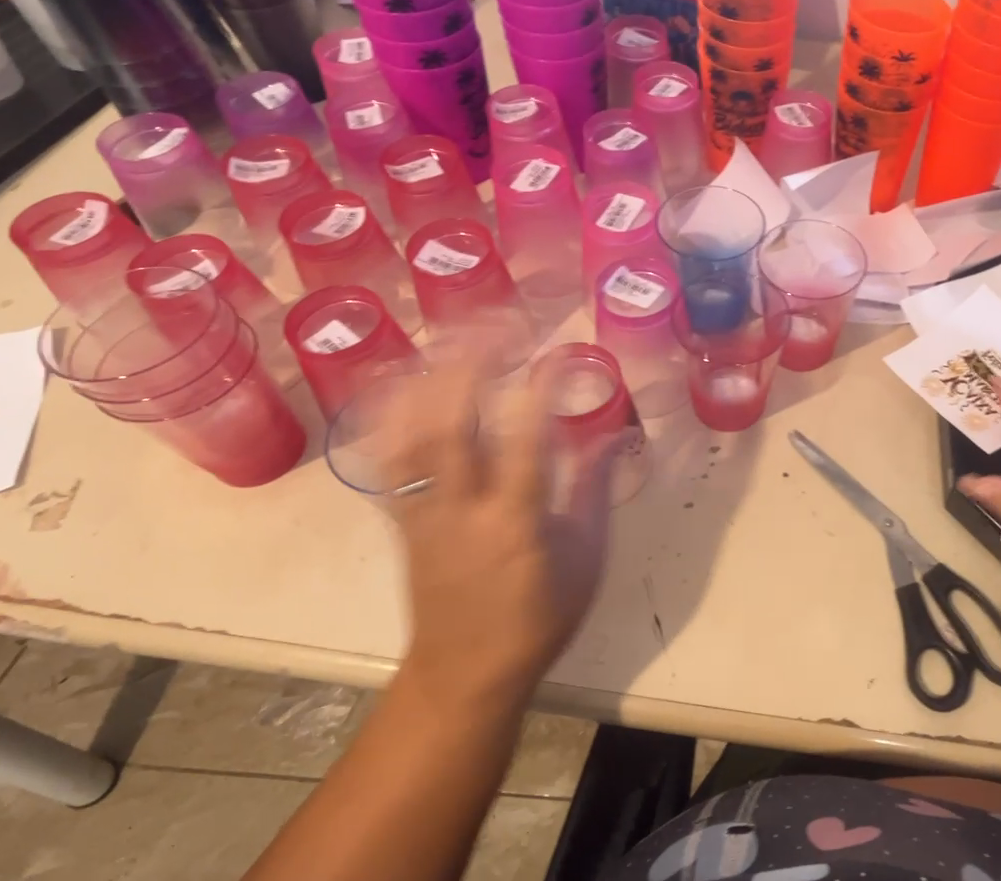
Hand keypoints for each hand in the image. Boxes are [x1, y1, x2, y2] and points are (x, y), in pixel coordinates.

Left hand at [378, 357, 622, 706]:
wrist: (465, 672)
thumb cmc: (538, 618)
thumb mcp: (585, 561)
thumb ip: (593, 492)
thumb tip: (612, 433)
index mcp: (516, 524)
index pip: (527, 442)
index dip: (539, 392)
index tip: (554, 353)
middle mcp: (461, 510)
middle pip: (452, 427)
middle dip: (468, 368)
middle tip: (493, 327)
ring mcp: (423, 514)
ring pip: (412, 437)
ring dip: (429, 381)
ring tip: (451, 340)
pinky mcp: (401, 520)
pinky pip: (387, 461)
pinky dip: (392, 417)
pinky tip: (404, 384)